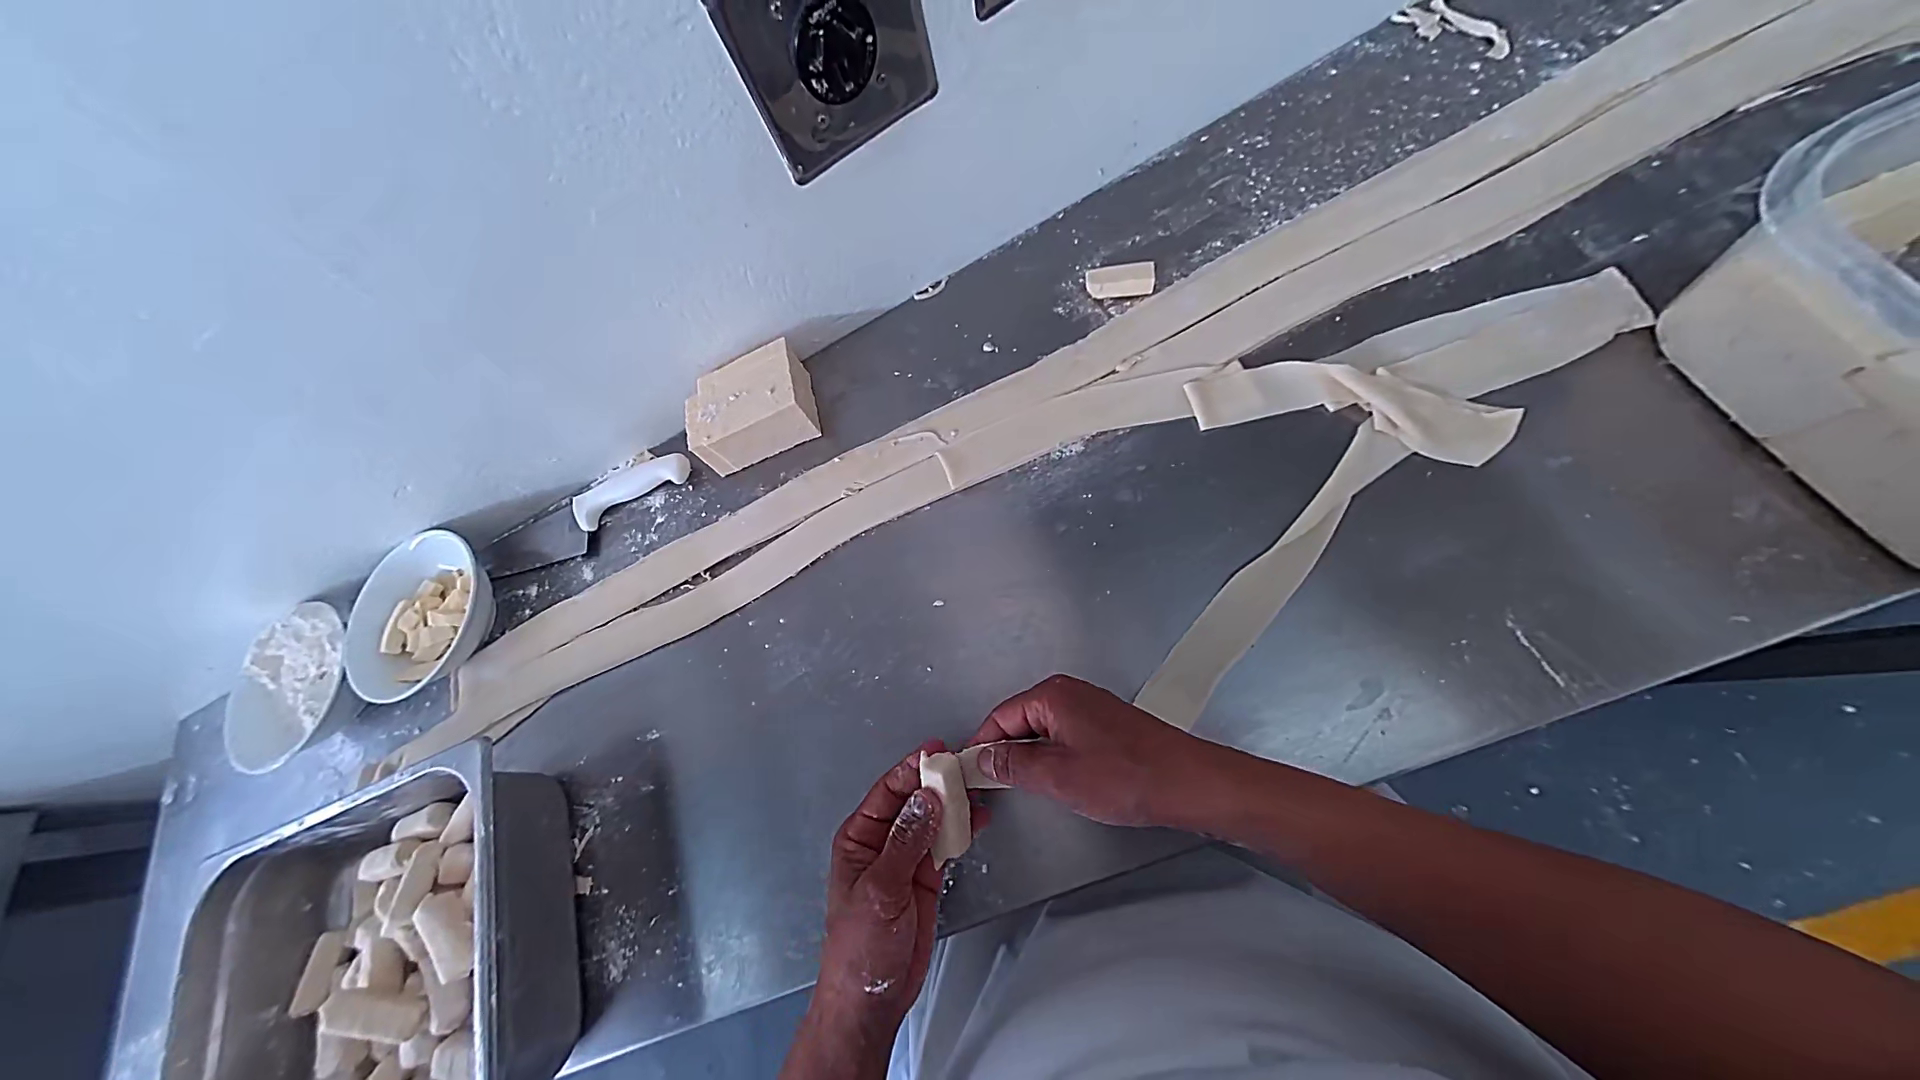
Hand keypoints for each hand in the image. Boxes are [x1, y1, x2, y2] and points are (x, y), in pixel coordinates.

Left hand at [784, 742, 984, 1079]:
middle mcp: (883, 842)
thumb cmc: (858, 948)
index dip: (911, 769)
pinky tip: (975, 820)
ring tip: (976, 791)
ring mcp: (907, 858)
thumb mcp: (880, 890)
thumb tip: (926, 800)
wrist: (874, 998)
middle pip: (914, 800)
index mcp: (860, 837)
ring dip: (953, 805)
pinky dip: (961, 830)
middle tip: (963, 769)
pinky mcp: (926, 876)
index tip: (935, 753)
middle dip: (937, 783)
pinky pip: (945, 843)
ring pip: (933, 819)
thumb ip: (906, 842)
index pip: (888, 792)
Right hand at [968, 674, 1235, 827]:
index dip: (981, 747)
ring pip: (1042, 731)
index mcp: (1052, 696)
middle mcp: (1069, 692)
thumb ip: (1012, 764)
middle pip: (1019, 721)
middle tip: (996, 787)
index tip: (970, 774)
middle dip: (1006, 753)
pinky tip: (1061, 781)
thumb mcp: (1056, 776)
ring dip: (1031, 758)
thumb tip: (983, 758)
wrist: (1188, 783)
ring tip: (1031, 789)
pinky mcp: (1104, 724)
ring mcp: (1089, 706)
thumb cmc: (1128, 776)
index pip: (999, 717)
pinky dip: (1053, 757)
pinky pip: (1063, 736)